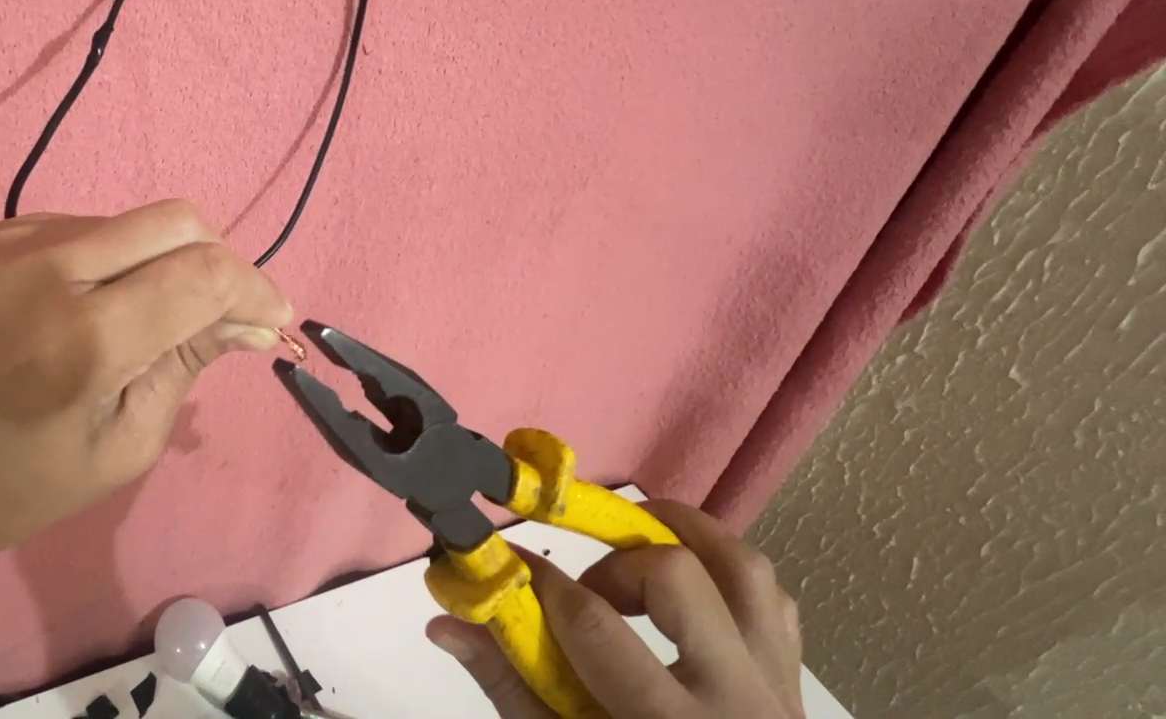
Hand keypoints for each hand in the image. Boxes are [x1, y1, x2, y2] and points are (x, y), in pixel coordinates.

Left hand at [0, 200, 291, 562]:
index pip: (201, 276)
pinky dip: (113, 258)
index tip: (271, 316)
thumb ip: (190, 361)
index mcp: (83, 340)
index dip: (253, 289)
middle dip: (219, 260)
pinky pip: (82, 227)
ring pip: (131, 221)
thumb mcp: (126, 442)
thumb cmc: (22, 483)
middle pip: (175, 221)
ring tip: (153, 313)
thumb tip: (252, 318)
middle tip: (225, 309)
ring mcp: (8, 243)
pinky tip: (97, 301)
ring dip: (163, 259)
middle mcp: (45, 270)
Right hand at [427, 501, 803, 717]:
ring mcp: (778, 691)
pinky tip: (685, 586)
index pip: (595, 624)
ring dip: (681, 539)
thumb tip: (446, 622)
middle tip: (586, 593)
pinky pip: (772, 600)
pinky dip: (724, 574)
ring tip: (634, 548)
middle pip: (676, 575)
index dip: (540, 580)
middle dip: (615, 564)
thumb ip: (510, 687)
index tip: (508, 560)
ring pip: (743, 567)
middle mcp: (739, 701)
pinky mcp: (794, 685)